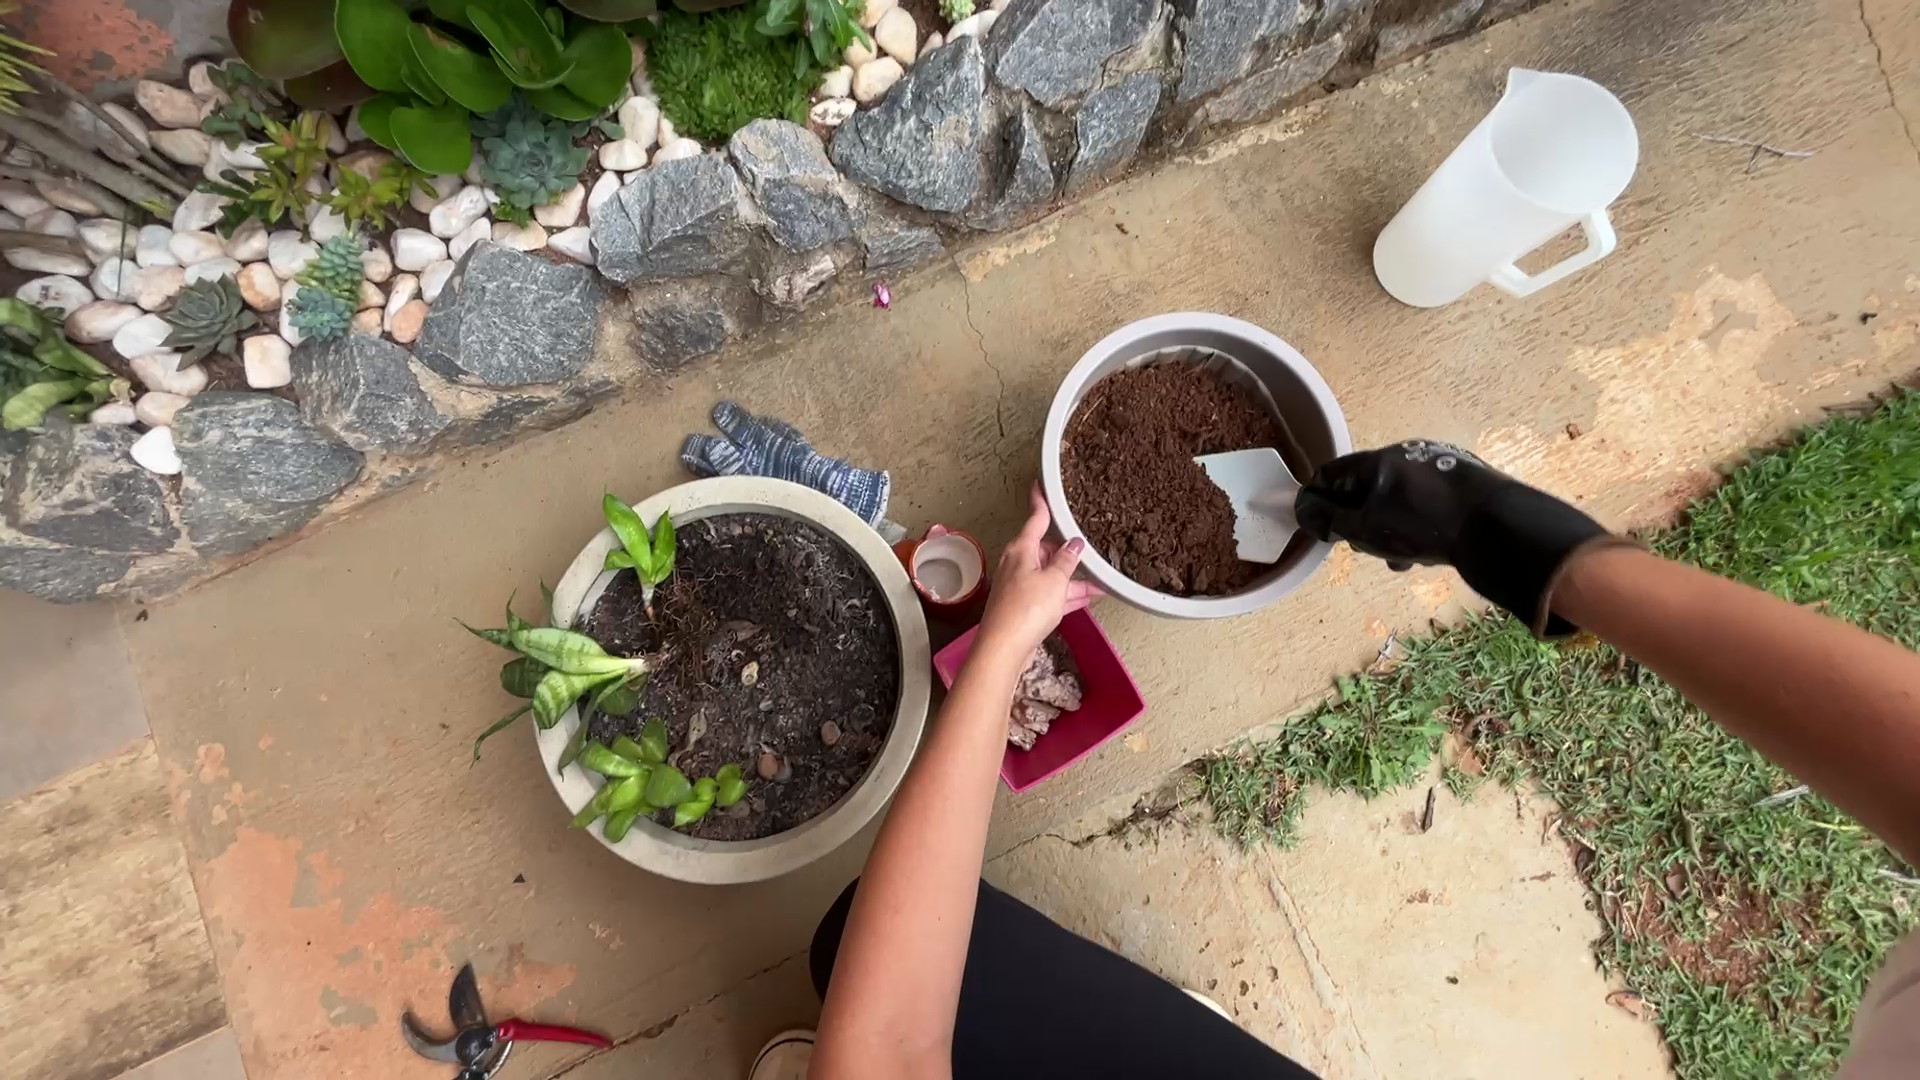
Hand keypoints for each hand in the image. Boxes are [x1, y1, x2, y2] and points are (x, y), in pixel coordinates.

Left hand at [976, 483, 1086, 661]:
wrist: (1004, 648)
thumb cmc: (1025, 610)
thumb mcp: (1055, 581)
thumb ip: (1067, 560)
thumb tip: (1075, 544)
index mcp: (1022, 549)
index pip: (1035, 517)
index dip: (1040, 500)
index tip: (1040, 484)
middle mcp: (1018, 563)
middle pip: (1047, 548)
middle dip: (1068, 551)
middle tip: (1090, 549)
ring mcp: (1021, 586)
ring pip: (1052, 574)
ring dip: (1074, 577)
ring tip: (1102, 577)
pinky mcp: (1026, 607)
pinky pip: (1052, 594)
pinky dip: (1069, 594)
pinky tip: (1091, 596)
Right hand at [1295, 440, 1625, 635]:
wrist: (1501, 528)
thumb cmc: (1422, 525)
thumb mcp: (1364, 528)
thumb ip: (1329, 520)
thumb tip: (1305, 511)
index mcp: (1376, 460)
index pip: (1329, 474)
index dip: (1317, 500)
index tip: (1320, 527)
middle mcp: (1405, 455)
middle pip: (1362, 488)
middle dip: (1356, 520)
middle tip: (1362, 546)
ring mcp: (1437, 466)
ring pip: (1393, 500)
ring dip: (1386, 528)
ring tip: (1397, 557)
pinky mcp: (1462, 482)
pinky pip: (1422, 504)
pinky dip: (1413, 526)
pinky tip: (1423, 552)